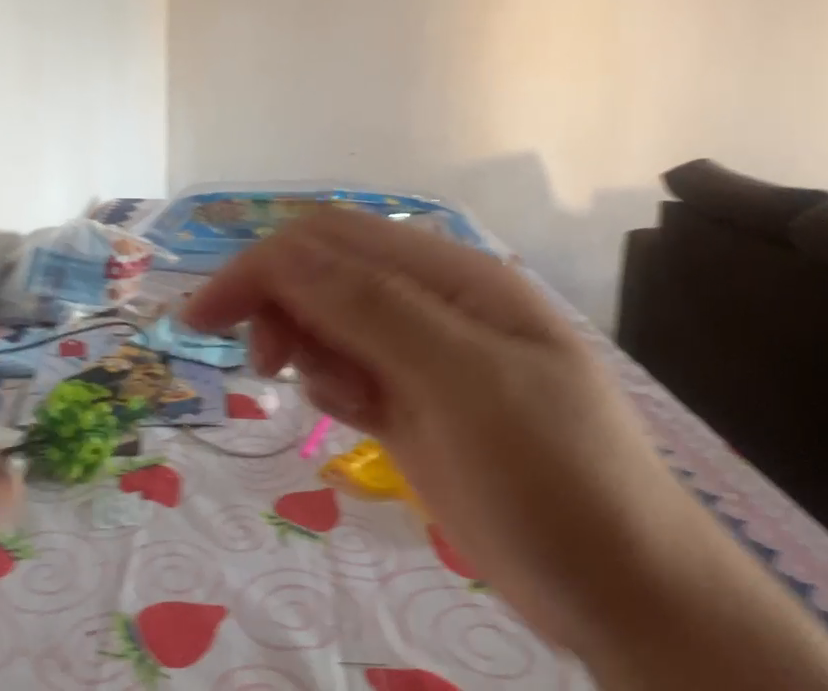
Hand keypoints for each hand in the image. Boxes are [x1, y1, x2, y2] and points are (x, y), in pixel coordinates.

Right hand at [183, 209, 676, 649]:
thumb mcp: (466, 382)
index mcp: (453, 277)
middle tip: (261, 367)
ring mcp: (423, 357)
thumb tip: (282, 252)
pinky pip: (349, 372)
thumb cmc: (555, 475)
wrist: (623, 587)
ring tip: (322, 395)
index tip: (204, 319)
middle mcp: (434, 304)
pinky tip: (351, 415)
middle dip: (278, 303)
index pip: (335, 239)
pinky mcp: (414, 407)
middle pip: (327, 273)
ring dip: (303, 346)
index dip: (264, 265)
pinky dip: (330, 383)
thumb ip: (373, 309)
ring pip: (330, 321)